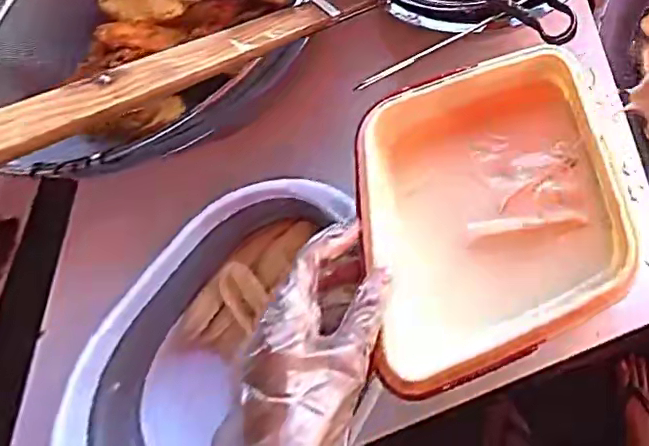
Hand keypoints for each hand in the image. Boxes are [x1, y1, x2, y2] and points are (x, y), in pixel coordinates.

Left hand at [214, 221, 387, 445]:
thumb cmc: (300, 418)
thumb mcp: (347, 356)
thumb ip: (366, 311)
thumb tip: (381, 278)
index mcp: (282, 314)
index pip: (307, 258)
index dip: (335, 239)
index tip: (358, 229)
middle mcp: (268, 329)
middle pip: (305, 281)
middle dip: (339, 265)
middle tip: (369, 256)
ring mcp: (268, 353)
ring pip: (304, 307)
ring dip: (336, 292)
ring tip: (367, 289)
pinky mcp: (273, 376)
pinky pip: (302, 331)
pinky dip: (328, 318)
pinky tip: (350, 329)